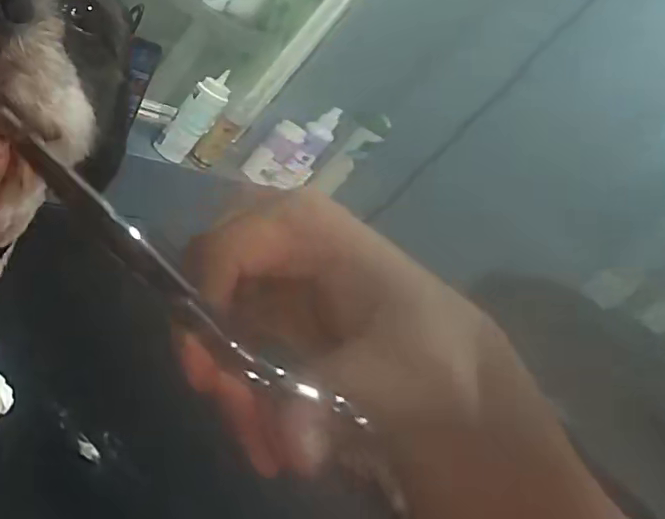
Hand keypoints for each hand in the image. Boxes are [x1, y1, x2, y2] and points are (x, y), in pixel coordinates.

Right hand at [179, 192, 620, 517]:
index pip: (225, 245)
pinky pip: (226, 332)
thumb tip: (290, 445)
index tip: (211, 369)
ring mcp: (264, 264)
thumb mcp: (397, 373)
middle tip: (215, 394)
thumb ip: (333, 396)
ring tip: (259, 443)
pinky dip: (235, 381)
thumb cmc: (433, 352)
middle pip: (203, 270)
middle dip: (202, 337)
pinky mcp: (264, 300)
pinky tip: (263, 433)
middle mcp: (271, 229)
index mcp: (300, 219)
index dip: (205, 299)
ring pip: (209, 305)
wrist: (462, 373)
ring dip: (221, 373)